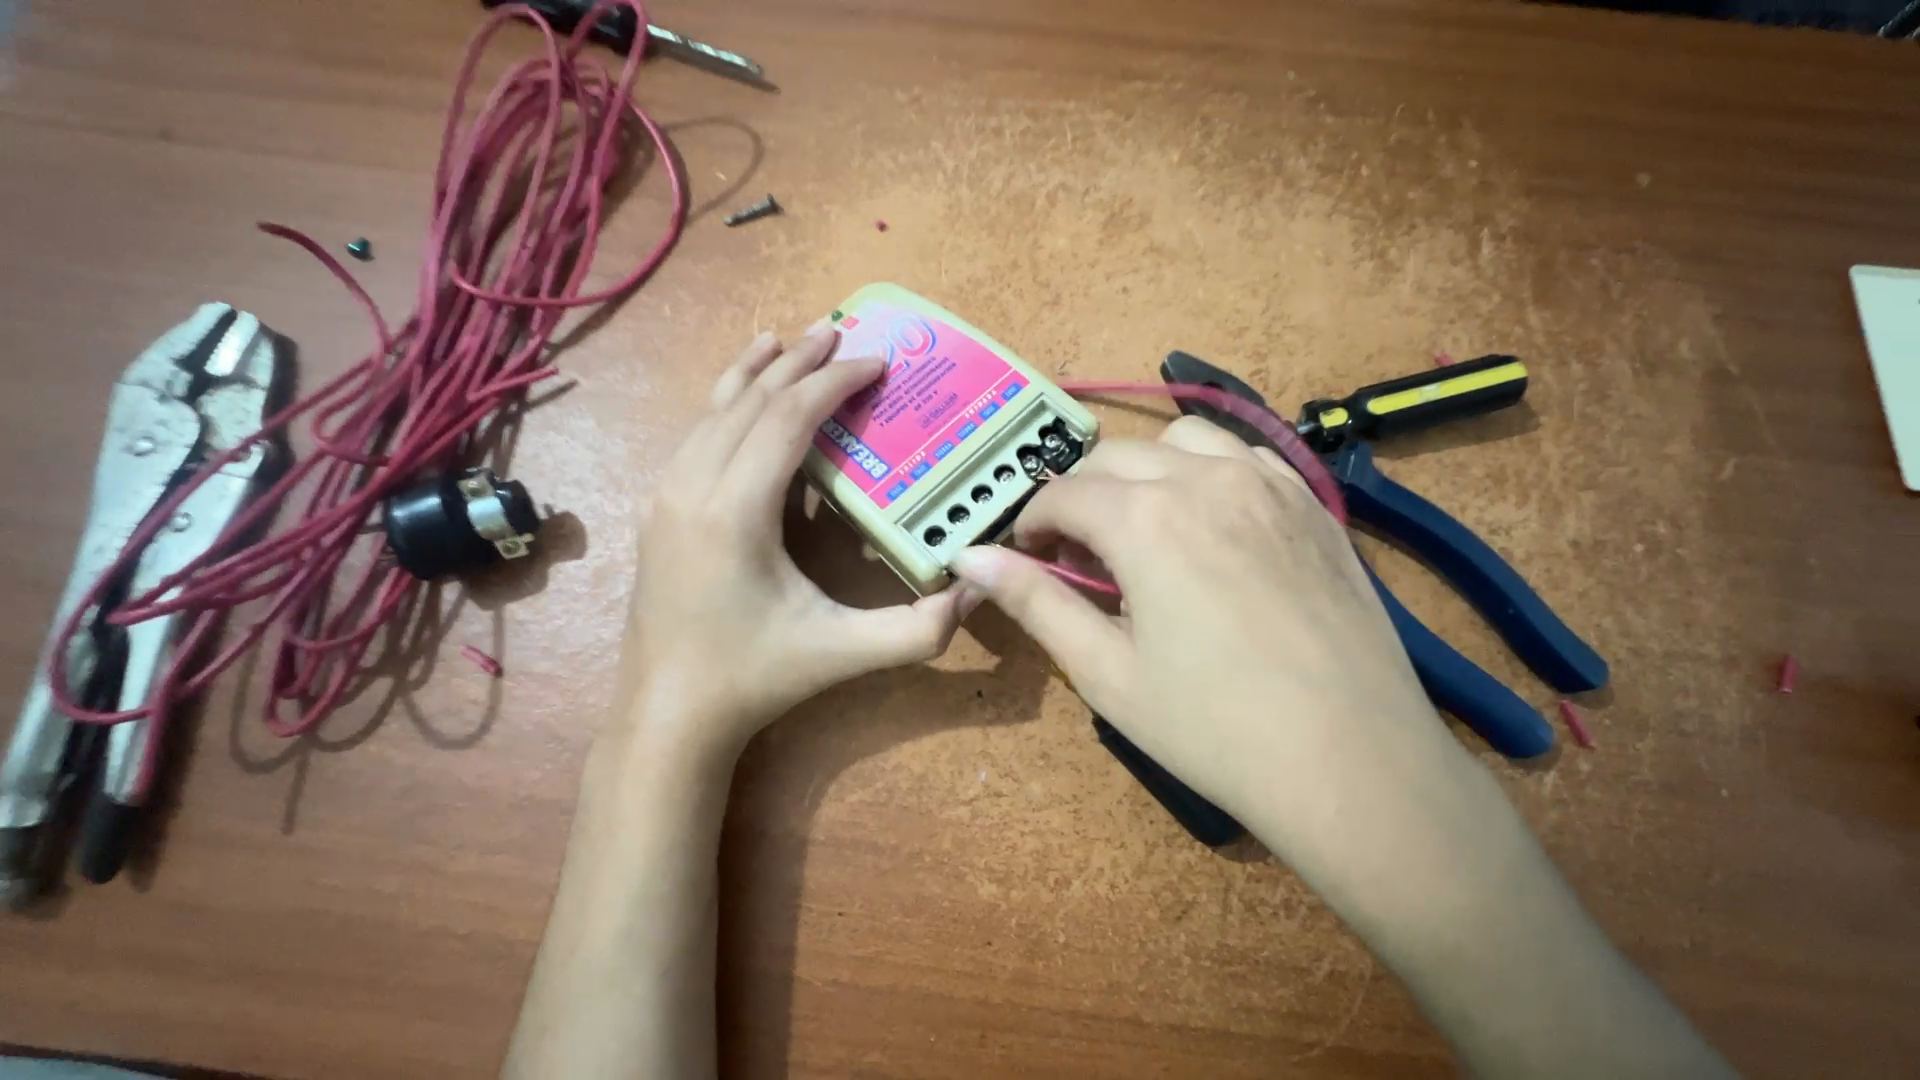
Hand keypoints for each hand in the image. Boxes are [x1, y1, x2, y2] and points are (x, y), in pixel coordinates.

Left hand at [615, 325, 973, 756]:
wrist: (667, 713)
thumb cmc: (756, 677)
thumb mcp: (844, 653)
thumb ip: (919, 628)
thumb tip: (980, 587)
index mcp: (735, 508)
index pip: (788, 418)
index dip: (834, 383)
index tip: (876, 362)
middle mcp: (692, 486)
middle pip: (750, 401)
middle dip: (799, 364)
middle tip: (841, 332)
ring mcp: (666, 495)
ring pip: (713, 411)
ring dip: (756, 373)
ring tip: (789, 341)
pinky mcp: (657, 510)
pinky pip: (695, 435)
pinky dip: (724, 402)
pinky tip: (737, 394)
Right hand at [948, 416, 1439, 830]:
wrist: (1351, 761)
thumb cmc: (1213, 728)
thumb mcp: (1106, 672)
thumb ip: (1035, 603)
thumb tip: (967, 557)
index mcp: (1145, 519)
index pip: (1062, 494)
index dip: (1031, 524)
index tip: (1027, 560)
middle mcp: (1205, 478)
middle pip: (1114, 458)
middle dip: (1080, 496)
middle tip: (1077, 557)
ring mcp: (1269, 484)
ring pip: (1182, 441)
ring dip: (1144, 472)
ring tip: (1144, 529)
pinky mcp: (1312, 505)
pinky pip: (1246, 456)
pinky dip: (1209, 471)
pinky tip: (1211, 524)